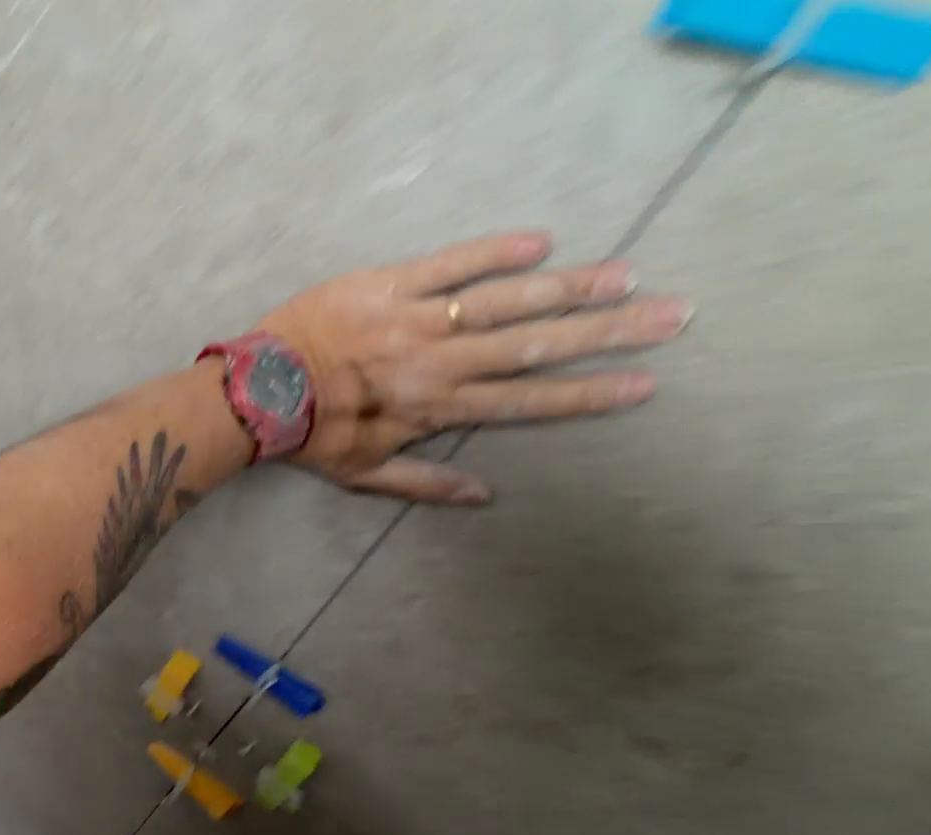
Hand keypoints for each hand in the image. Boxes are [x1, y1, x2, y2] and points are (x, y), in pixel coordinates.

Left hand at [258, 230, 692, 504]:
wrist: (258, 393)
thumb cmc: (311, 438)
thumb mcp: (365, 475)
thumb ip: (426, 484)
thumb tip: (486, 497)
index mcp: (438, 408)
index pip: (528, 401)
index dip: (589, 394)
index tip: (645, 384)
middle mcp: (441, 361)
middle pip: (535, 345)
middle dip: (607, 333)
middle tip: (672, 314)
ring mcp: (417, 319)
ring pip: (505, 301)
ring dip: (569, 287)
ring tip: (626, 274)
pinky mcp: (388, 285)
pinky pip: (448, 264)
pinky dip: (492, 253)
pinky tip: (539, 242)